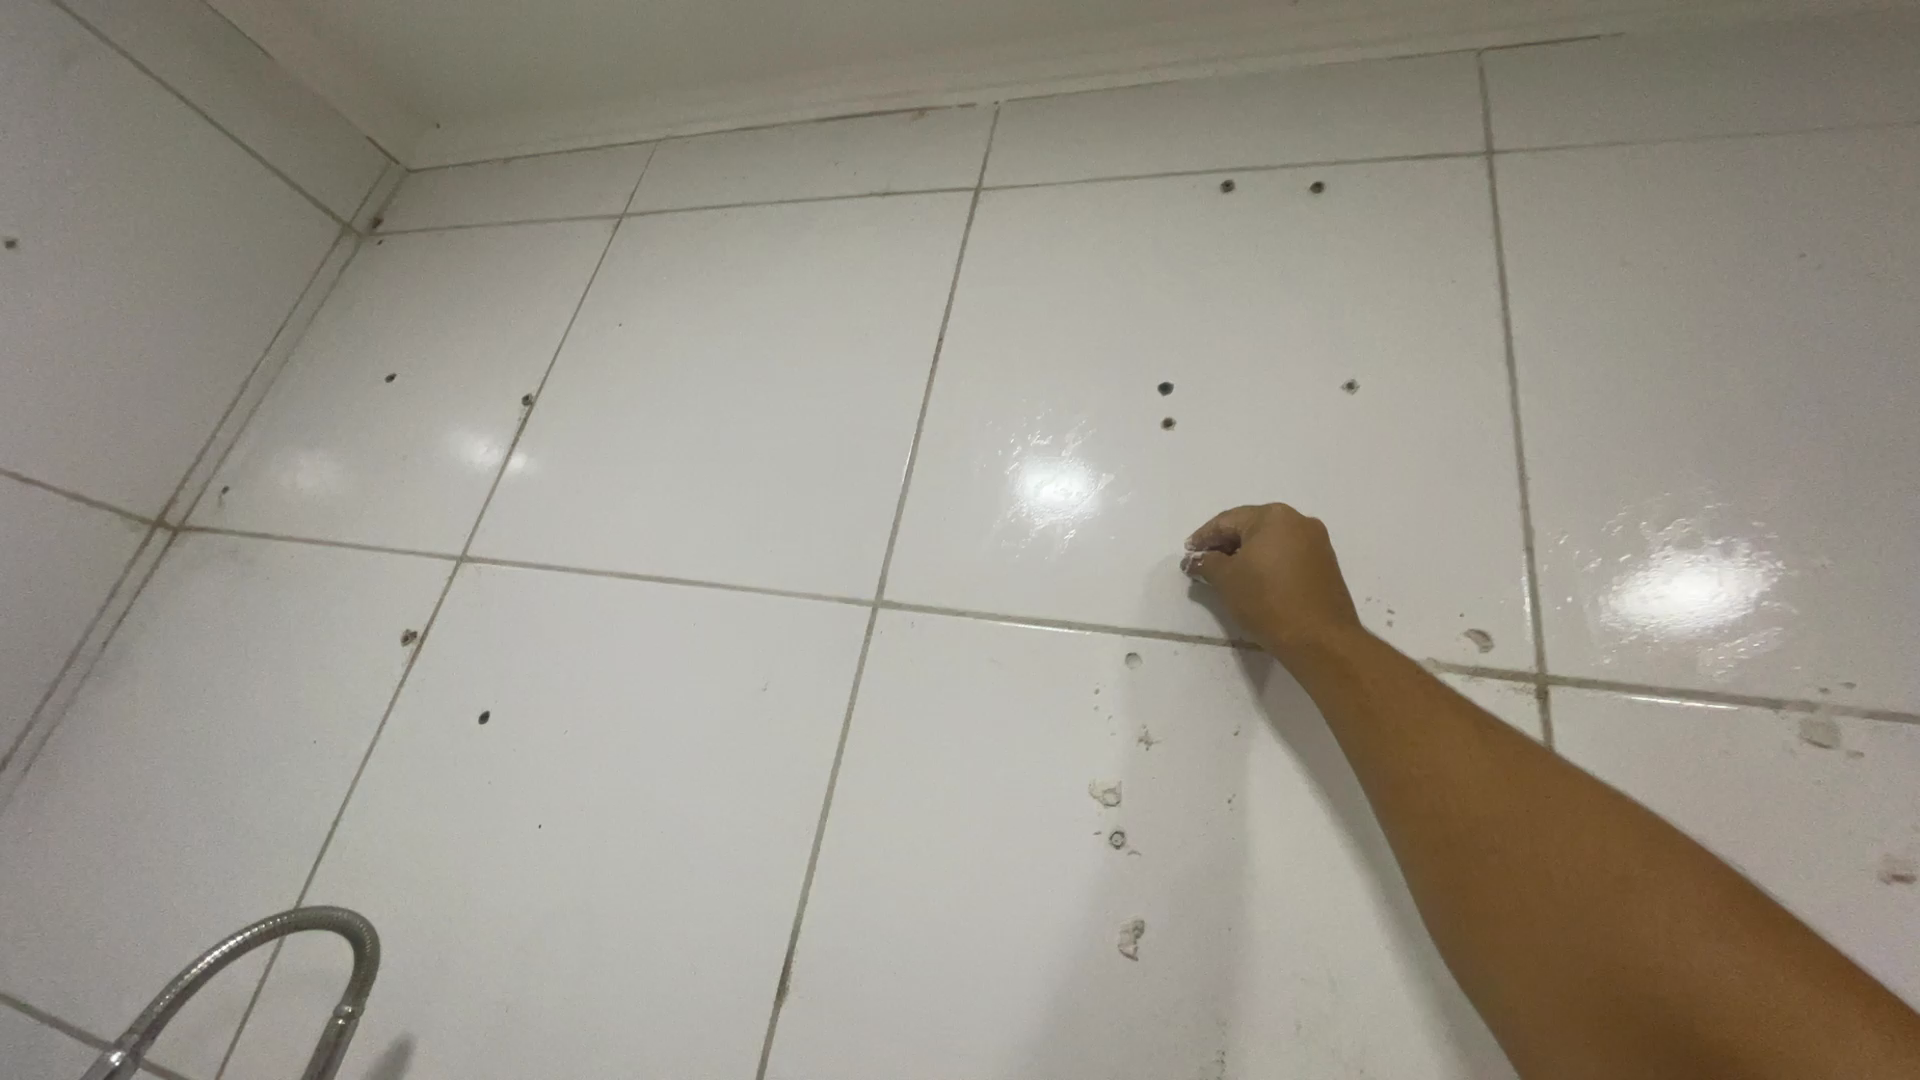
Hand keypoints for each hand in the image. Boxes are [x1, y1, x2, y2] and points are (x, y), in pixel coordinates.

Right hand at [1183, 503, 1364, 658]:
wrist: (1319, 638)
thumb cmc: (1266, 600)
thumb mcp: (1226, 580)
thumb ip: (1206, 563)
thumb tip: (1195, 559)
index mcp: (1272, 516)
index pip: (1227, 521)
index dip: (1203, 537)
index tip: (1188, 554)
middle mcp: (1298, 521)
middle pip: (1251, 527)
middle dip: (1225, 545)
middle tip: (1204, 563)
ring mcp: (1316, 542)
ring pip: (1270, 542)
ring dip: (1246, 555)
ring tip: (1226, 575)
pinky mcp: (1325, 564)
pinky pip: (1286, 555)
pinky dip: (1266, 564)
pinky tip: (1254, 581)